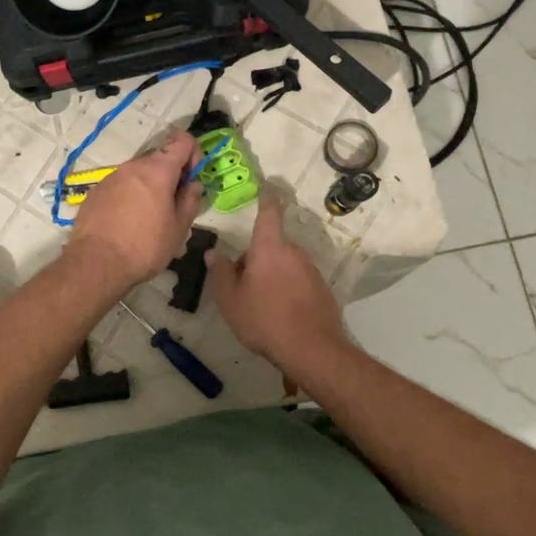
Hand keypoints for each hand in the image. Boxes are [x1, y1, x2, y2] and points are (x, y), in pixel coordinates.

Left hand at [65, 129, 205, 288]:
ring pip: (138, 173)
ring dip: (150, 187)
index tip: (191, 180)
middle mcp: (132, 166)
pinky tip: (128, 223)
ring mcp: (111, 177)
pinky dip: (130, 196)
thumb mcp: (178, 228)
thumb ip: (190, 200)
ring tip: (151, 219)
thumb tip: (193, 184)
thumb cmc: (144, 246)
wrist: (96, 263)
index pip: (183, 141)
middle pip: (159, 158)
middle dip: (171, 175)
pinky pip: (121, 186)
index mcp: (157, 170)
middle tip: (174, 205)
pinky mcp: (96, 192)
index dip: (194, 155)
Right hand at [205, 196, 346, 365]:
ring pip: (284, 264)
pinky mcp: (322, 289)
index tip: (266, 186)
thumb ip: (220, 273)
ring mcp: (311, 270)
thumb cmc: (264, 320)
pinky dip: (287, 289)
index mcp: (269, 248)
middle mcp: (293, 252)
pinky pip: (298, 281)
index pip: (269, 213)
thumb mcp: (230, 300)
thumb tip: (213, 252)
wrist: (312, 349)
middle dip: (256, 258)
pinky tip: (280, 314)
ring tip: (259, 304)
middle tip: (241, 284)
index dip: (266, 197)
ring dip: (271, 275)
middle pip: (271, 246)